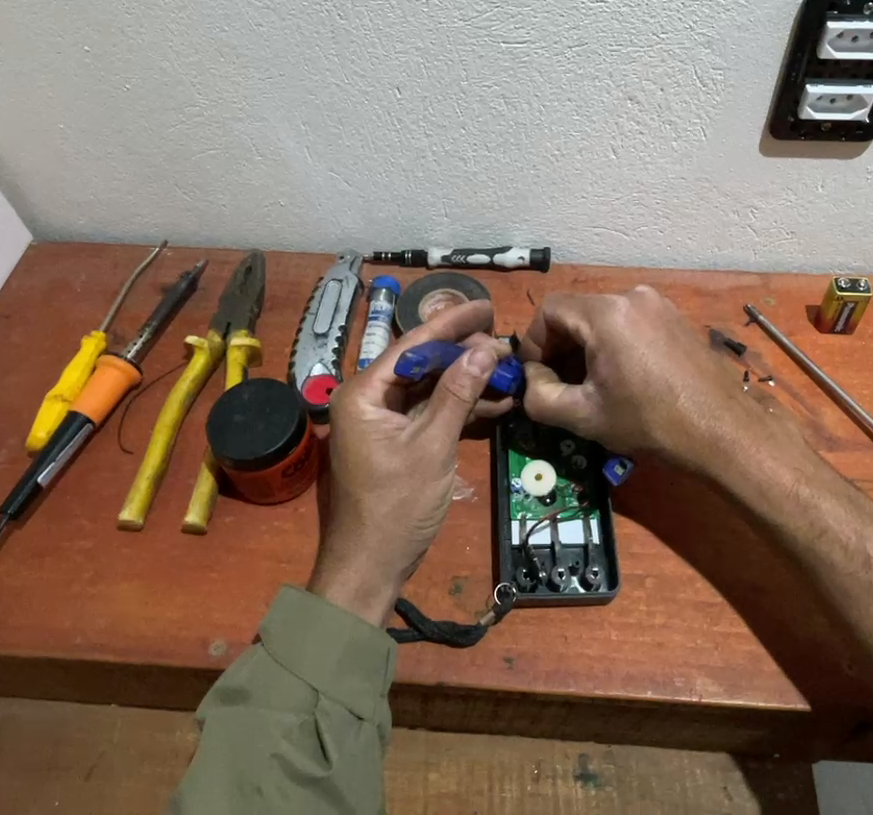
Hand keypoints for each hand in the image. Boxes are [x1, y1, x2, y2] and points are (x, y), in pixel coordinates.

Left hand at [307, 300, 512, 624]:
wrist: (371, 566)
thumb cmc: (396, 506)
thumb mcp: (431, 446)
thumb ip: (457, 394)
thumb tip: (486, 350)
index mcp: (364, 393)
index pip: (412, 344)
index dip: (451, 324)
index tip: (485, 307)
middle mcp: (370, 399)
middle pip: (421, 362)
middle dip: (463, 352)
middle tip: (503, 339)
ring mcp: (384, 421)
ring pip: (430, 387)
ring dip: (467, 380)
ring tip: (507, 369)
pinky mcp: (398, 441)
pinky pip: (431, 412)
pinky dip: (460, 407)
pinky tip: (495, 400)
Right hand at [519, 287, 784, 474]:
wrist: (723, 431)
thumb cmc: (650, 422)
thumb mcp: (583, 416)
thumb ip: (539, 396)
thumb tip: (530, 379)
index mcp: (606, 313)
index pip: (549, 310)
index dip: (532, 343)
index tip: (533, 377)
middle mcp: (632, 296)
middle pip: (577, 312)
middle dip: (559, 348)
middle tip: (558, 386)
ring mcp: (658, 305)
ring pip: (603, 319)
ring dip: (586, 348)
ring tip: (589, 387)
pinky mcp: (675, 318)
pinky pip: (629, 323)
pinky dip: (613, 345)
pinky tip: (621, 380)